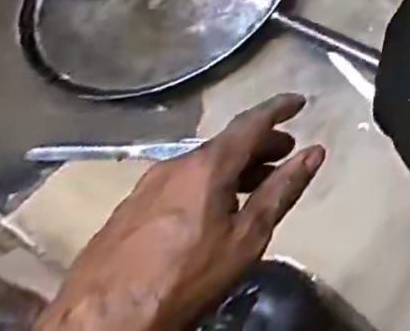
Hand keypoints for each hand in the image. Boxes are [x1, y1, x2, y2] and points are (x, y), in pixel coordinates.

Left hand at [37, 94, 325, 330]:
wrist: (95, 327)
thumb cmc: (182, 279)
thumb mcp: (245, 239)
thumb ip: (281, 191)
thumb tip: (314, 152)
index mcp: (208, 164)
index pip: (251, 121)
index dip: (279, 107)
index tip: (299, 101)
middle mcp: (176, 164)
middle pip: (226, 143)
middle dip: (259, 144)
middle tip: (283, 154)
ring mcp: (146, 187)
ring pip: (201, 165)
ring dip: (233, 168)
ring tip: (252, 187)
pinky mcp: (126, 212)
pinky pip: (178, 184)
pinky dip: (205, 186)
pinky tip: (209, 213)